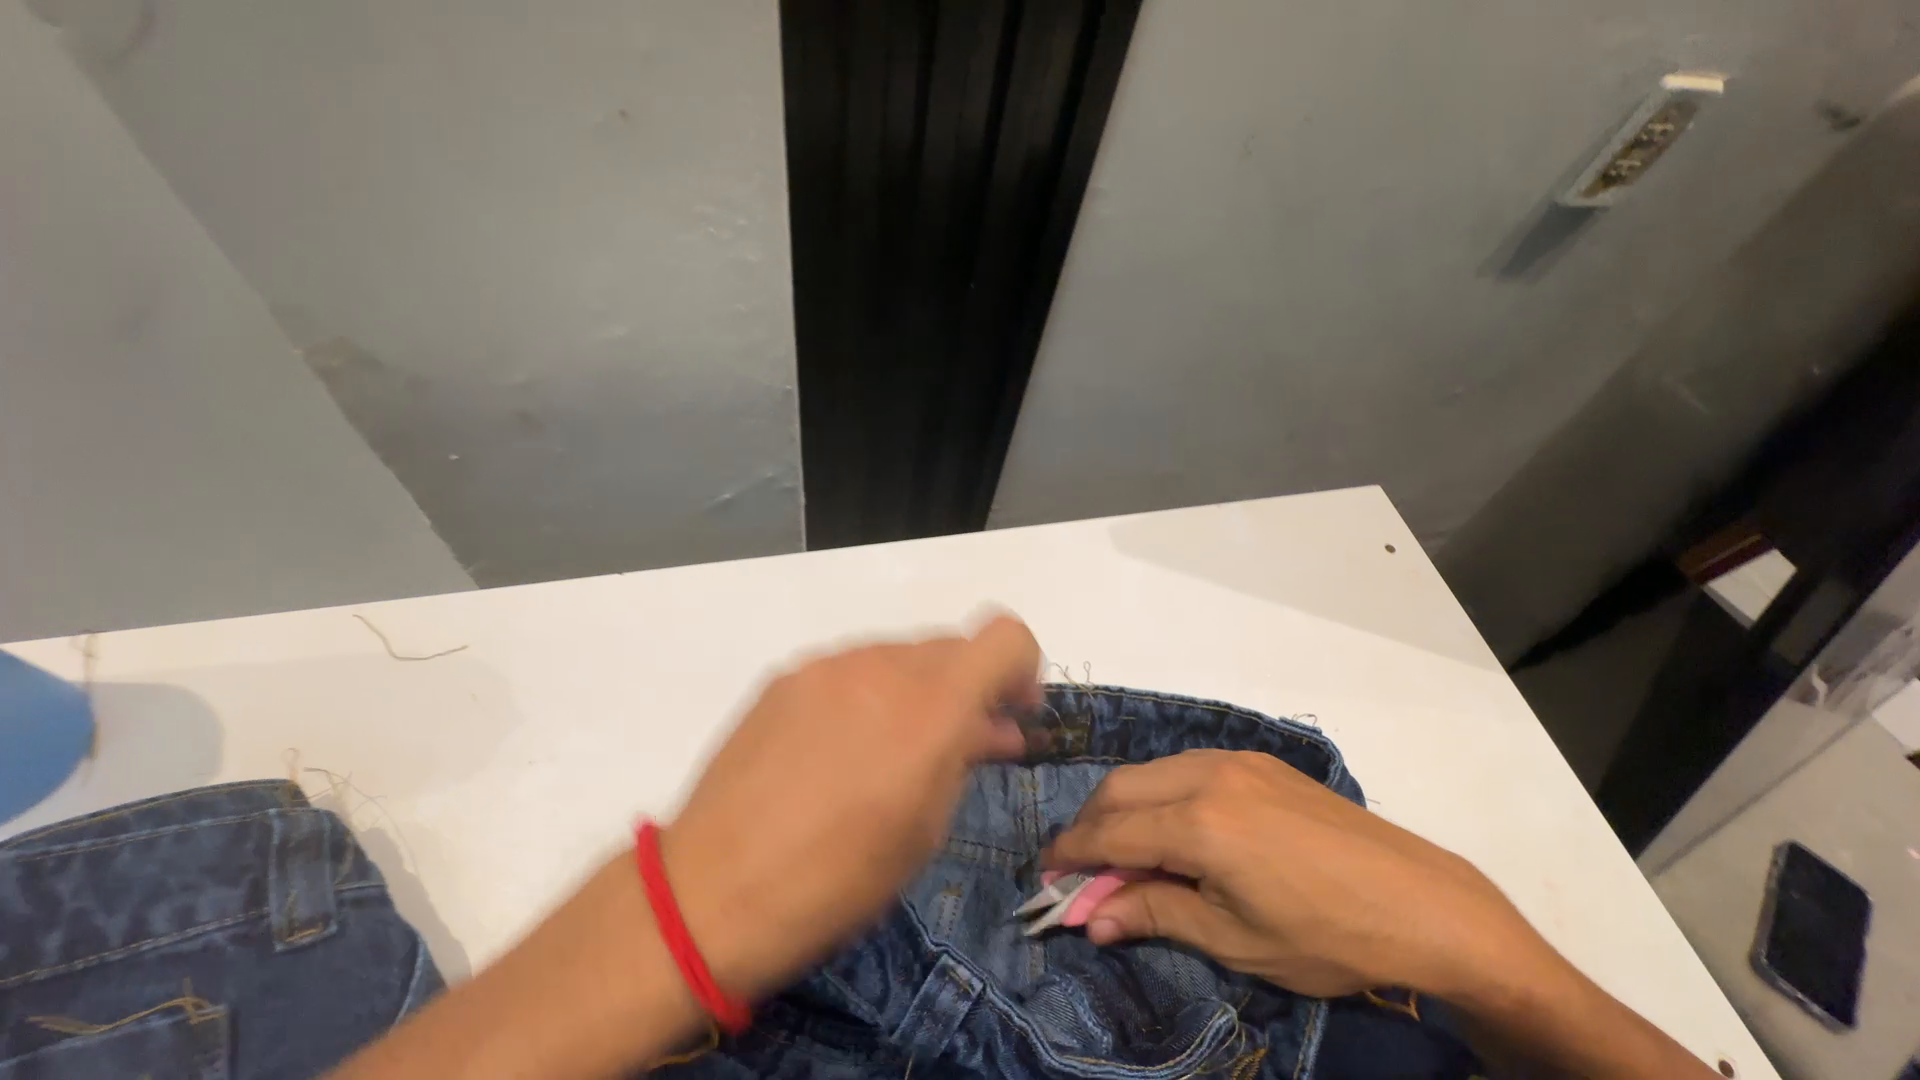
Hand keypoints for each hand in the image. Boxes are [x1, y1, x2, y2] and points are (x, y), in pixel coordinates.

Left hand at [662, 615, 1041, 999]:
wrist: (712, 890)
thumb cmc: (838, 879)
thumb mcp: (925, 828)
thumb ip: (964, 756)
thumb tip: (991, 726)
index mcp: (931, 706)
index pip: (1004, 636)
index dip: (1020, 669)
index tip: (1010, 714)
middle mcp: (882, 666)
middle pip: (950, 646)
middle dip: (967, 687)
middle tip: (957, 745)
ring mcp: (827, 666)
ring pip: (899, 657)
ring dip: (915, 693)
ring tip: (889, 756)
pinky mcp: (784, 677)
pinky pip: (849, 670)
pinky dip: (866, 697)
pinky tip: (837, 752)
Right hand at [1041, 748, 1538, 999]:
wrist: (1425, 904)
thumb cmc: (1326, 936)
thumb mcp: (1235, 939)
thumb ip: (1155, 914)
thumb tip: (1090, 921)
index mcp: (1199, 823)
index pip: (1110, 832)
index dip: (1072, 855)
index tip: (1046, 875)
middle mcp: (1209, 776)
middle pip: (1120, 789)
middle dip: (1090, 825)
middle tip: (1080, 868)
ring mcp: (1238, 762)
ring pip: (1152, 772)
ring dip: (1124, 806)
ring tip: (1125, 852)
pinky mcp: (1261, 763)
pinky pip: (1187, 768)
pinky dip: (1161, 794)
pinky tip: (1173, 829)